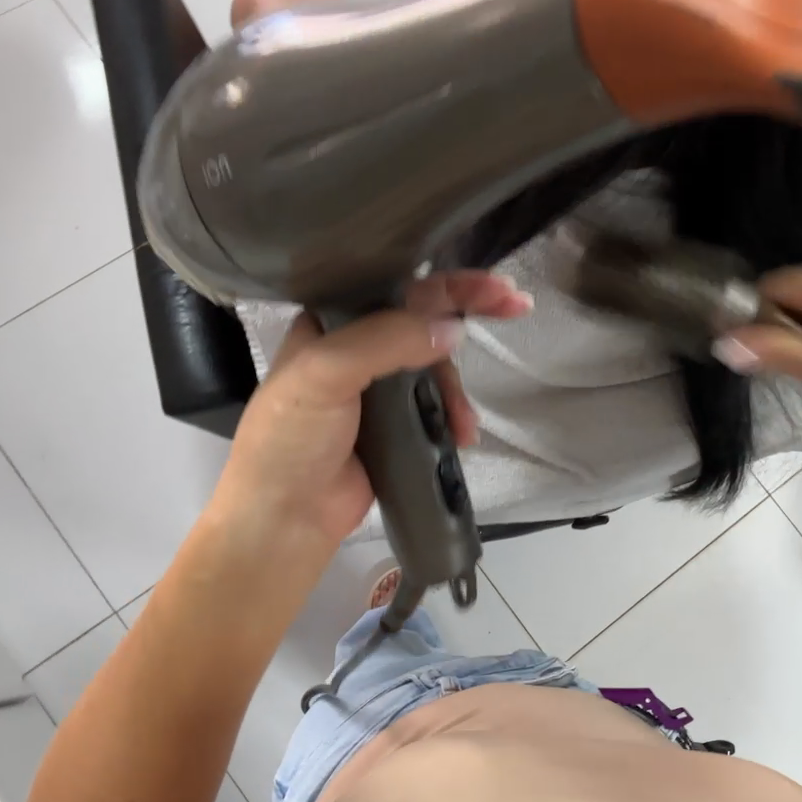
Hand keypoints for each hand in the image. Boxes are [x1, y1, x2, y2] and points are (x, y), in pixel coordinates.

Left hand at [209, 272, 530, 548]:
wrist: (284, 518)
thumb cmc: (290, 438)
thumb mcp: (326, 372)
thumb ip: (386, 340)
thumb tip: (453, 329)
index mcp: (328, 324)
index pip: (394, 287)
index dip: (445, 282)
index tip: (494, 285)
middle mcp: (353, 350)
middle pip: (421, 324)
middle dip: (467, 319)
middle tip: (518, 307)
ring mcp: (374, 392)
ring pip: (433, 371)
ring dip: (457, 390)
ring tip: (465, 424)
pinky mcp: (392, 430)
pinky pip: (434, 409)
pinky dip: (453, 418)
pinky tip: (462, 437)